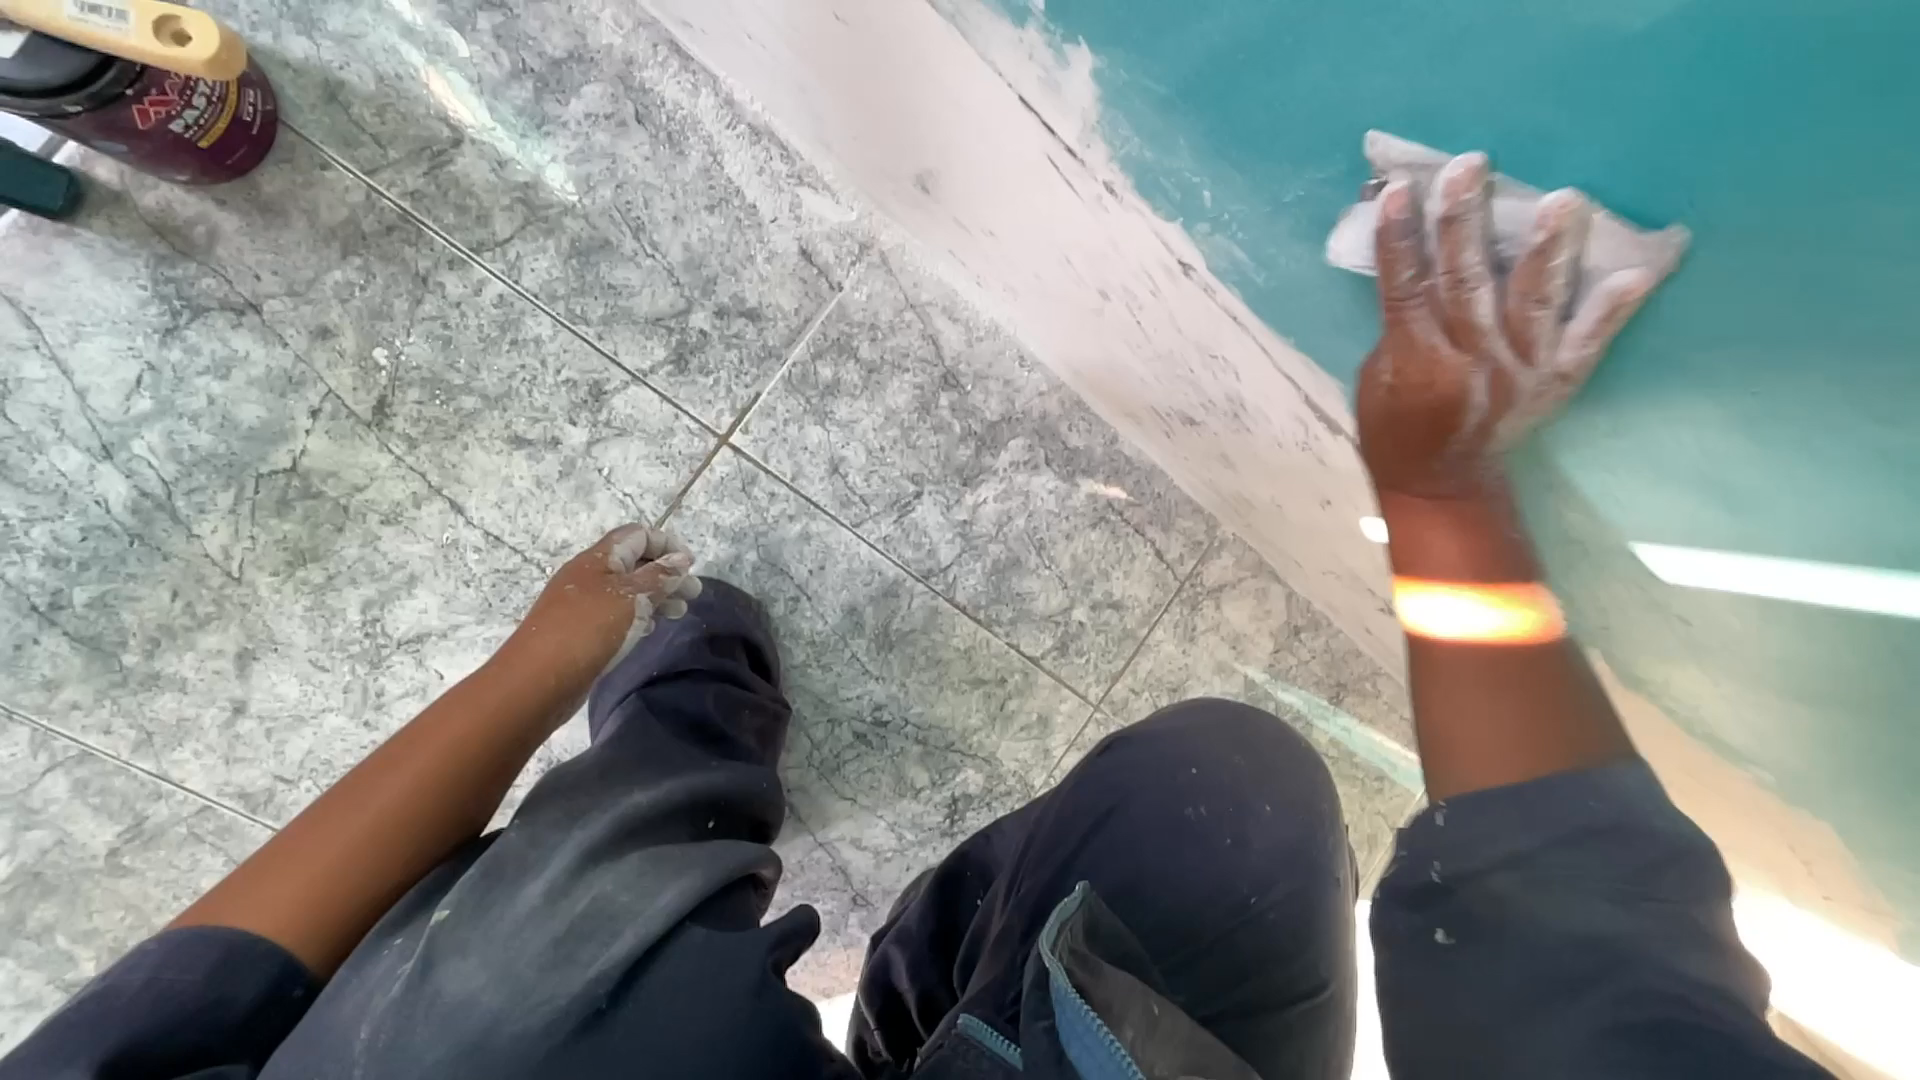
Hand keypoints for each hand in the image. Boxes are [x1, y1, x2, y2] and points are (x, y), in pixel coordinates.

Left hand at [502, 524, 702, 689]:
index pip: (638, 535)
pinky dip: (640, 615)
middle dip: (667, 573)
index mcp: (599, 559)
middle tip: (693, 594)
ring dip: (657, 596)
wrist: (539, 680)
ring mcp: (584, 603)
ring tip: (679, 613)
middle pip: (635, 562)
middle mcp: (590, 575)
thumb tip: (682, 558)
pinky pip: (618, 613)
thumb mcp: (631, 598)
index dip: (667, 544)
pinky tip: (653, 628)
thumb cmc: (589, 630)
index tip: (692, 566)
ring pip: (629, 590)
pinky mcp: (583, 629)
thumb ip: (660, 577)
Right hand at [1357, 153, 1655, 498]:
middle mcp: (1469, 360)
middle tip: (1472, 166)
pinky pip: (1588, 342)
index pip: (1404, 289)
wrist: (1441, 482)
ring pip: (1533, 302)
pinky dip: (1613, 308)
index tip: (1398, 190)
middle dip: (1463, 223)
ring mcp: (1519, 370)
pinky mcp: (1556, 381)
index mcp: (1415, 362)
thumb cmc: (1394, 430)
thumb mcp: (1375, 380)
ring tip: (1564, 200)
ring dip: (1546, 251)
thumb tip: (1419, 272)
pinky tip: (1640, 271)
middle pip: (1465, 283)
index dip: (1399, 239)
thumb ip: (1399, 329)